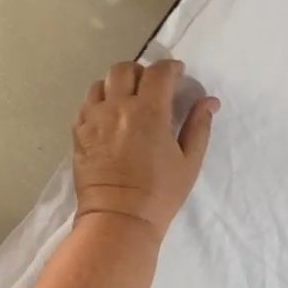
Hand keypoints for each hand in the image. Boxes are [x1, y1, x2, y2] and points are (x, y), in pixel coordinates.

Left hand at [72, 59, 218, 237]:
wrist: (119, 219)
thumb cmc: (160, 193)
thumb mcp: (189, 161)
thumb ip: (198, 126)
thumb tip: (209, 101)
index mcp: (149, 111)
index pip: (158, 72)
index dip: (170, 68)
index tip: (177, 74)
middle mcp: (118, 107)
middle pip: (123, 69)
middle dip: (140, 71)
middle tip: (150, 86)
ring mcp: (93, 119)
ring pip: (100, 84)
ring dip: (115, 85)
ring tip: (126, 100)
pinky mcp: (78, 134)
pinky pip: (86, 106)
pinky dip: (98, 103)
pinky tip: (108, 118)